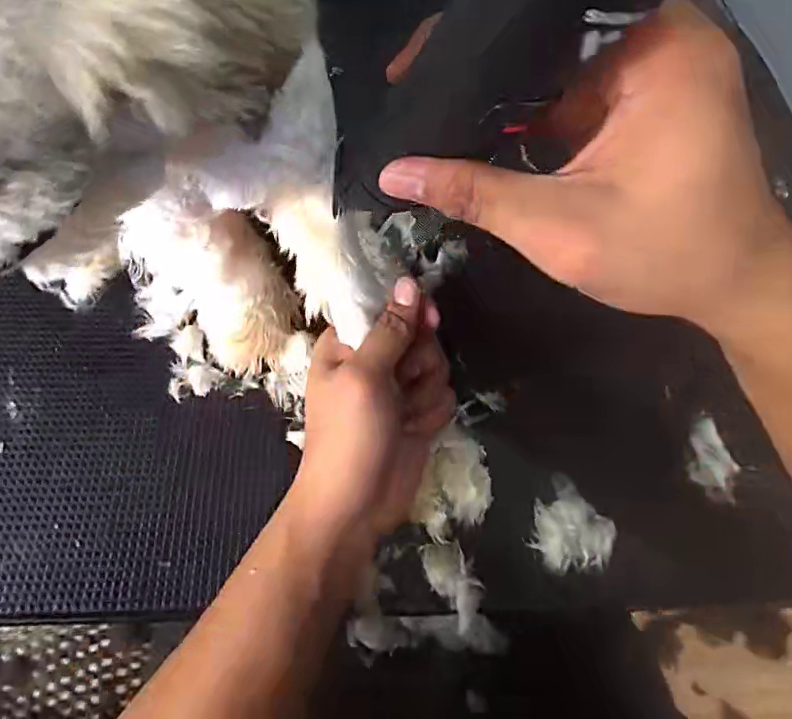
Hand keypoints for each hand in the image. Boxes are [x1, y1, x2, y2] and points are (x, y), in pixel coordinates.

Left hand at [288, 278, 454, 544]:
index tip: (427, 321)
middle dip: (421, 360)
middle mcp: (375, 359)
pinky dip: (432, 413)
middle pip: (421, 333)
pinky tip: (414, 431)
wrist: (355, 509)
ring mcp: (398, 386)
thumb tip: (408, 281)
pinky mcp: (418, 411)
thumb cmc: (348, 437)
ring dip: (426, 391)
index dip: (411, 311)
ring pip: (437, 364)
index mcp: (348, 342)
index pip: (388, 305)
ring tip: (403, 415)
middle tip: (403, 383)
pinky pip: (443, 394)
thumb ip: (391, 328)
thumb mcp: (365, 376)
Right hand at [377, 0, 791, 333]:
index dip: (483, 26)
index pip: (555, 3)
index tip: (426, 56)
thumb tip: (393, 171)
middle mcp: (668, 33)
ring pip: (566, 47)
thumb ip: (476, 192)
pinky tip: (494, 111)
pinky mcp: (653, 85)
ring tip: (445, 90)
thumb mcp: (562, 228)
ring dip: (513, 73)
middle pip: (557, 20)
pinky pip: (582, 73)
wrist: (742, 286)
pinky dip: (541, 95)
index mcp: (661, 46)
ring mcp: (663, 58)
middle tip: (421, 75)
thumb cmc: (668, 254)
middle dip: (490, 50)